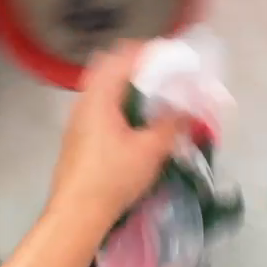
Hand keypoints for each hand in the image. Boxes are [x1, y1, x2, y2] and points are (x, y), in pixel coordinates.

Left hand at [46, 42, 181, 232]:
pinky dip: (120, 104)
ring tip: (155, 97)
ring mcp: (78, 119)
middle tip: (164, 73)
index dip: (150, 52)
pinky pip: (101, 107)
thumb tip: (190, 111)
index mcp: (99, 96)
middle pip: (109, 67)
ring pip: (104, 88)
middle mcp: (84, 101)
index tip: (173, 56)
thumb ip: (173, 125)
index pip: (123, 57)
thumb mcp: (151, 150)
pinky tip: (137, 123)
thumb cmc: (112, 177)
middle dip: (137, 66)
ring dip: (128, 86)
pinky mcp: (78, 137)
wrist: (76, 213)